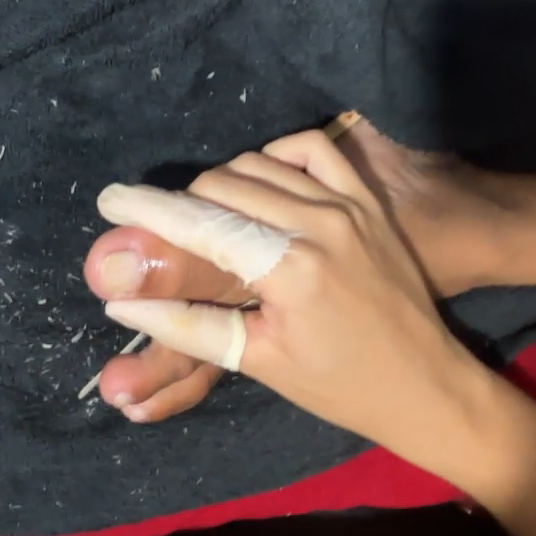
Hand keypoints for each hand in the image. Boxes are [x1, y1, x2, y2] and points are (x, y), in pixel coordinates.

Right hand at [95, 132, 495, 457]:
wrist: (425, 383)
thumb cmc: (339, 386)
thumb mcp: (259, 360)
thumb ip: (188, 324)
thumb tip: (120, 301)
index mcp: (290, 268)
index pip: (202, 223)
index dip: (149, 209)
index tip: (110, 199)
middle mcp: (319, 222)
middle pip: (223, 186)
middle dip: (183, 204)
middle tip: (166, 234)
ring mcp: (348, 204)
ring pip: (260, 164)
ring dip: (223, 183)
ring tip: (210, 218)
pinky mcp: (366, 199)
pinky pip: (312, 149)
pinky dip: (276, 155)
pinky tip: (262, 183)